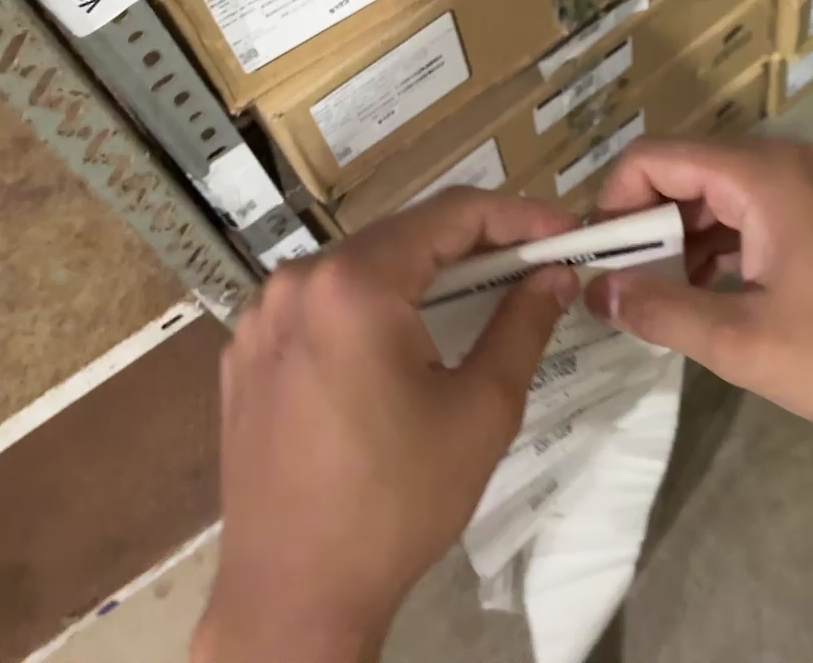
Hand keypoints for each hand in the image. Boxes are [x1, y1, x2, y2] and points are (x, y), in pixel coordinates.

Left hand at [194, 190, 581, 662]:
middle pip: (406, 234)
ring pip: (365, 264)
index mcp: (353, 285)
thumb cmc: (399, 500)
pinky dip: (379, 301)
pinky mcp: (247, 352)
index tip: (564, 232)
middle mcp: (296, 282)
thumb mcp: (484, 407)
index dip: (518, 215)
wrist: (293, 598)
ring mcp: (262, 317)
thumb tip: (556, 273)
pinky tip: (410, 333)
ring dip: (429, 270)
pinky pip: (327, 301)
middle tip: (535, 262)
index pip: (452, 214)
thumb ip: (524, 322)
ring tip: (484, 292)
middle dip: (478, 242)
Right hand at [585, 139, 812, 447]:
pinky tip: (710, 291)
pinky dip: (721, 243)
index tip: (593, 256)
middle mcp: (786, 162)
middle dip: (645, 223)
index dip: (613, 201)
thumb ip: (660, 310)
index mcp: (763, 176)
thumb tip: (596, 292)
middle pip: (687, 171)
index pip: (656, 157)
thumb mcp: (743, 341)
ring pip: (720, 193)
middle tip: (620, 284)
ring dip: (682, 236)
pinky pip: (755, 210)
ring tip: (660, 296)